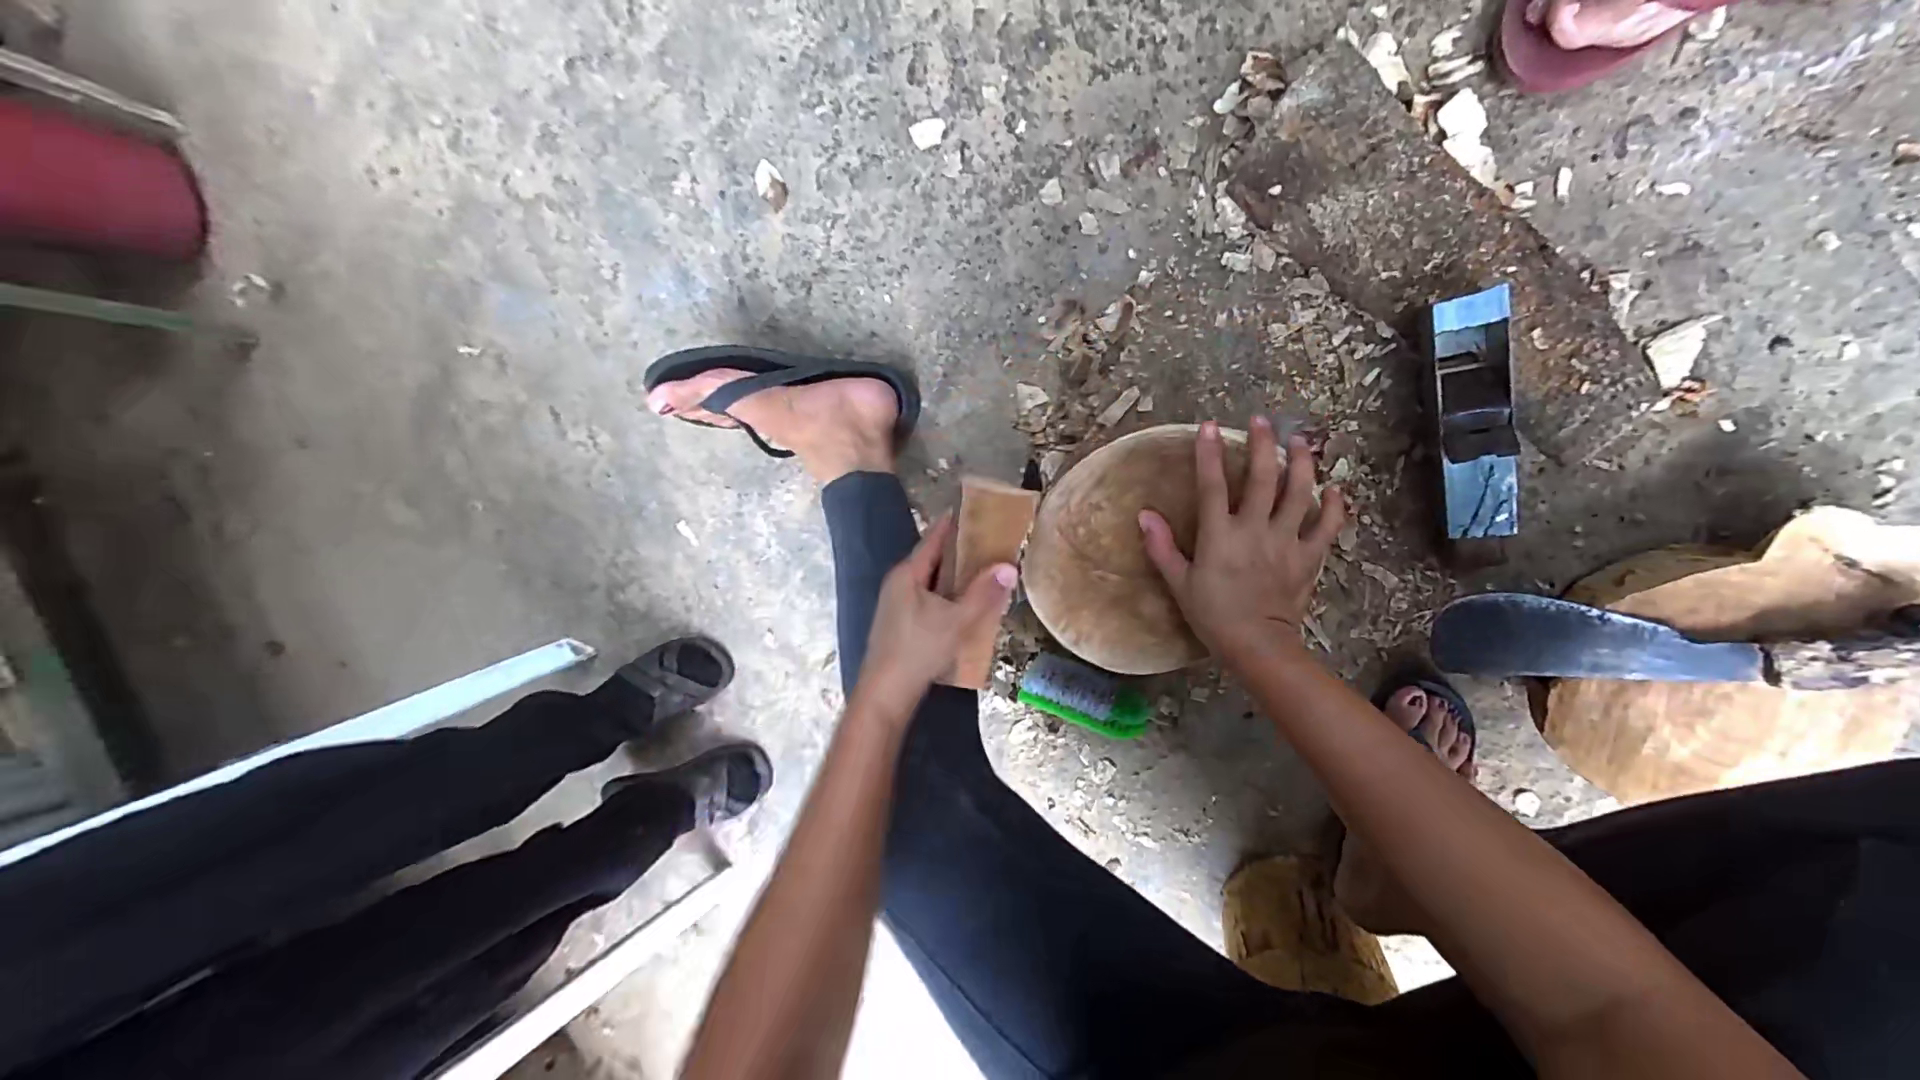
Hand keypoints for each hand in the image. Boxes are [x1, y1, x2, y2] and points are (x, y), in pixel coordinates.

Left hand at [854, 513, 1018, 718]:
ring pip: (931, 581)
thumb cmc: (917, 651)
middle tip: (990, 541)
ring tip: (984, 570)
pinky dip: (948, 595)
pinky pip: (928, 599)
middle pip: (932, 559)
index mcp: (907, 575)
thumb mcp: (956, 621)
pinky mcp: (901, 624)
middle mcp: (899, 584)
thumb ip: (983, 594)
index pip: (933, 538)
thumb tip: (1009, 566)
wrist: (885, 693)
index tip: (975, 510)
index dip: (954, 523)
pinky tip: (966, 605)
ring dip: (955, 576)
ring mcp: (897, 605)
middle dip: (960, 550)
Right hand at [1138, 417, 1345, 665]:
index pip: (1212, 485)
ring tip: (1300, 442)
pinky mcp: (1308, 558)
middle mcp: (1255, 530)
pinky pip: (1327, 527)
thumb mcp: (1178, 583)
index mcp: (1220, 535)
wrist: (1256, 645)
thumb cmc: (1212, 615)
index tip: (1208, 426)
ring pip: (1299, 493)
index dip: (1208, 453)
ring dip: (1301, 464)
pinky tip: (1336, 489)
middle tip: (1262, 420)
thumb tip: (1144, 515)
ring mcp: (1286, 542)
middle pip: (1262, 477)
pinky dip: (1334, 507)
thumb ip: (1161, 547)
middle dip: (1262, 444)